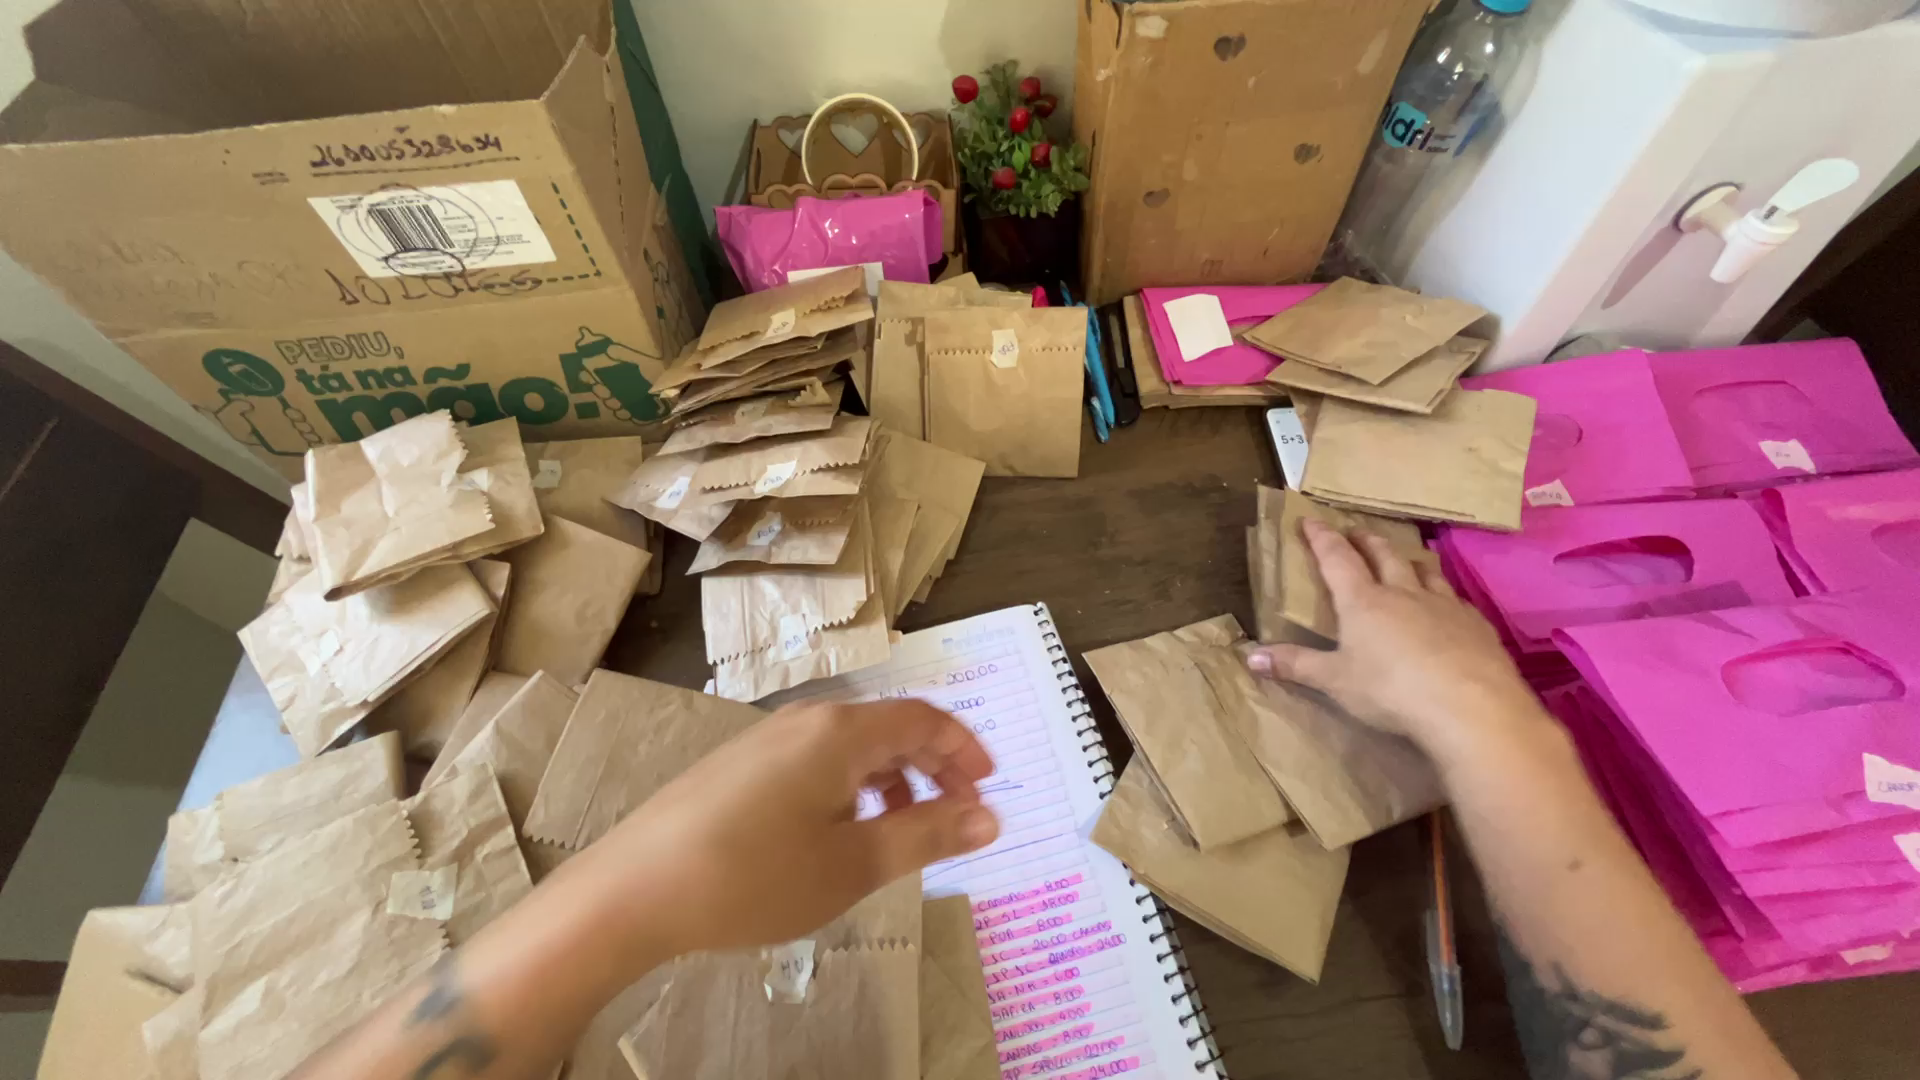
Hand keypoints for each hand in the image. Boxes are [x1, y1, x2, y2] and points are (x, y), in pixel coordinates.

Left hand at [569, 700, 998, 963]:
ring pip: (852, 745)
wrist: (633, 890)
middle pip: (889, 727)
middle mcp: (808, 719)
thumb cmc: (756, 876)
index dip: (963, 748)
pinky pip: (818, 759)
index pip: (923, 718)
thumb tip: (989, 817)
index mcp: (841, 731)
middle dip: (933, 765)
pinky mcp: (743, 762)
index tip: (988, 785)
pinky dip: (852, 785)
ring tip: (902, 829)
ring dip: (892, 779)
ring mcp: (769, 737)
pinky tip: (842, 830)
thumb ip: (927, 834)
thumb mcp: (854, 863)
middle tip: (957, 812)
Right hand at [1246, 519, 1544, 757]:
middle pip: (1383, 555)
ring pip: (1424, 571)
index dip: (1322, 538)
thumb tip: (1250, 657)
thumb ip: (1295, 665)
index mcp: (1363, 601)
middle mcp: (1403, 594)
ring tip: (1403, 561)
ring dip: (1408, 561)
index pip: (1337, 558)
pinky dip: (1443, 595)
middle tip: (1356, 532)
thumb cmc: (1391, 690)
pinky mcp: (1476, 626)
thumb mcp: (1334, 681)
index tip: (1311, 520)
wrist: (1471, 708)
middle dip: (1366, 541)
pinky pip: (1456, 600)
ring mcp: (1444, 607)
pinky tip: (1446, 607)